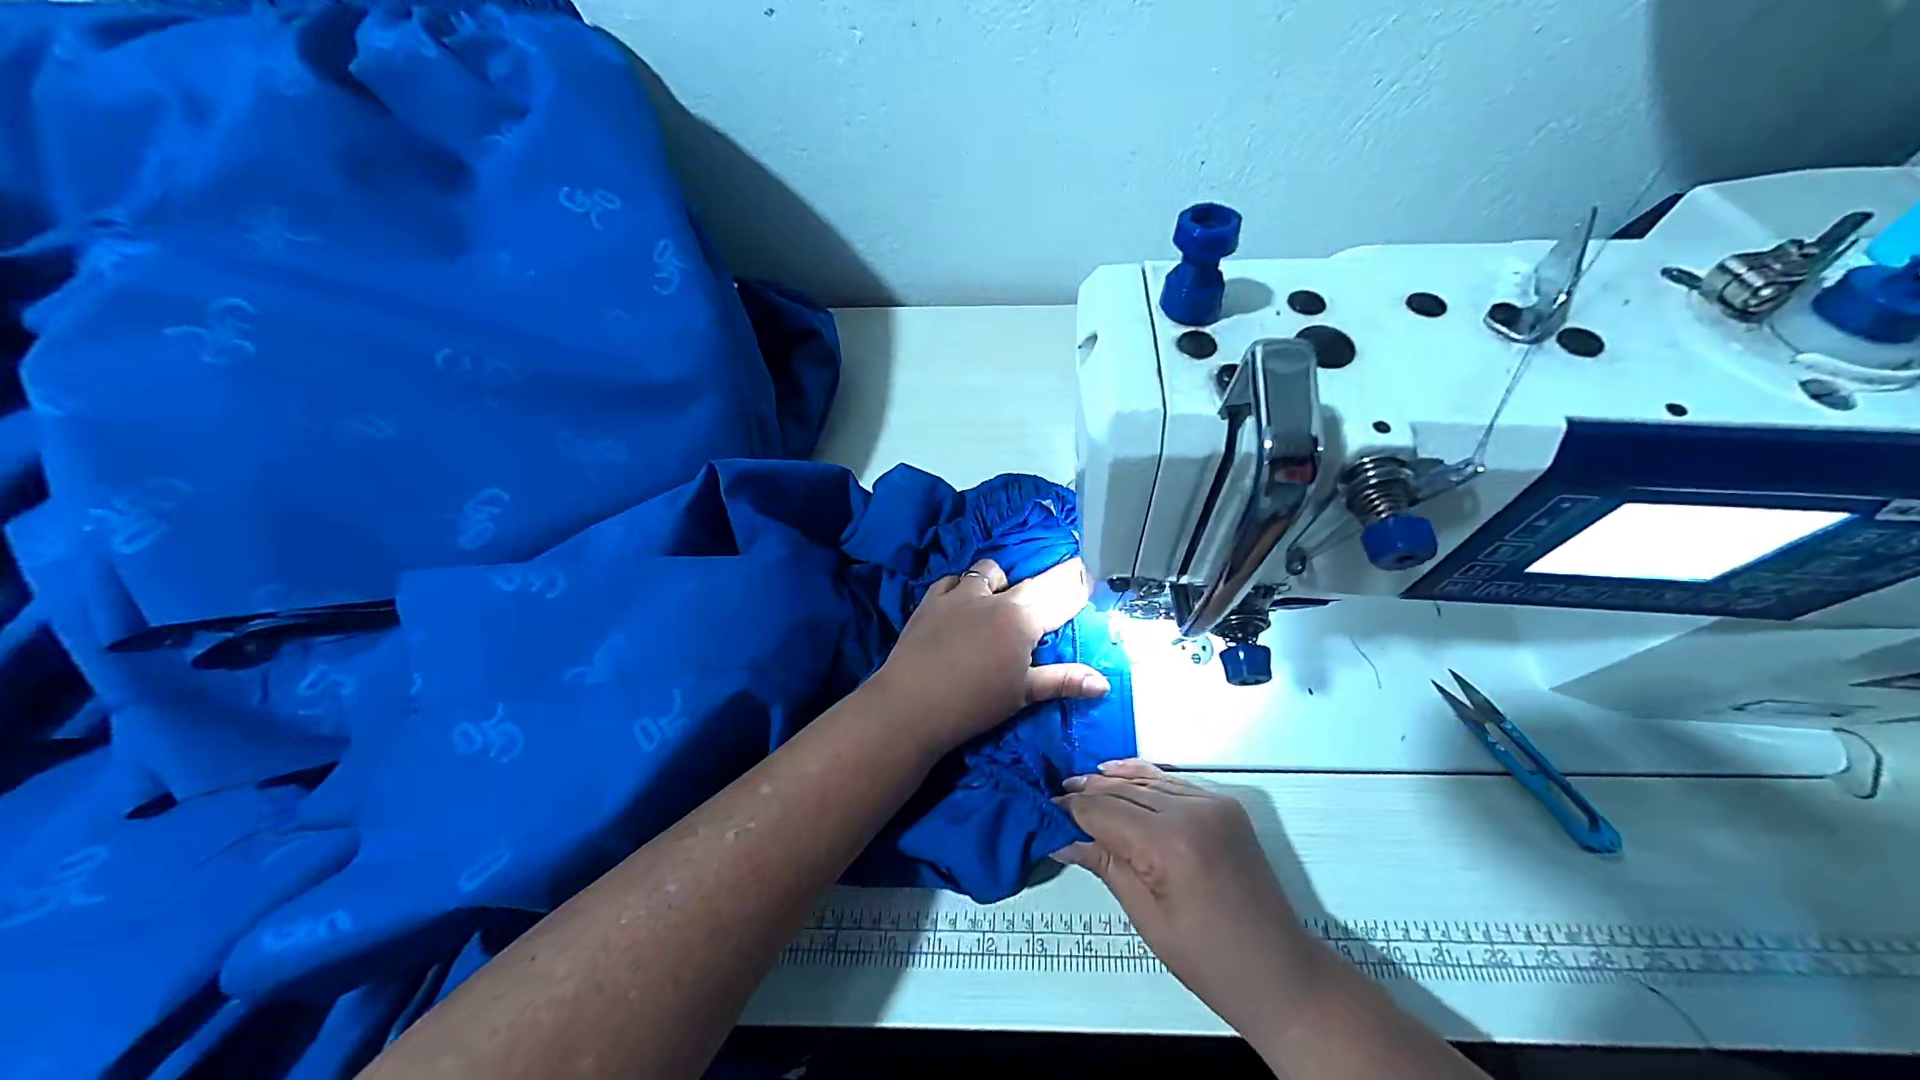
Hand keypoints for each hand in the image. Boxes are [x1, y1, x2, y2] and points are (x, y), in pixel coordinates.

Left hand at [867, 557, 1109, 754]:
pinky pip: (953, 579)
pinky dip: (963, 585)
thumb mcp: (1023, 694)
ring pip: (988, 571)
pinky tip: (963, 602)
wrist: (911, 704)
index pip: (1059, 594)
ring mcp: (959, 595)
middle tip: (1052, 592)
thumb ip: (1063, 681)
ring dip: (1000, 581)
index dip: (1076, 584)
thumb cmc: (975, 703)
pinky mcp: (930, 600)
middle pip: (1029, 582)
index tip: (1087, 577)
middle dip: (1046, 583)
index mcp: (1022, 620)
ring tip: (1000, 601)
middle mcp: (994, 598)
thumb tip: (1103, 683)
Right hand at [1053, 760, 1312, 1035]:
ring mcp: (1214, 804)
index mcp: (1170, 844)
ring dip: (1112, 781)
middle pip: (1123, 790)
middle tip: (1055, 795)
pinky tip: (1120, 776)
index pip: (1104, 811)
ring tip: (1079, 784)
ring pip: (1148, 779)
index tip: (1046, 809)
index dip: (1072, 809)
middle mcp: (1193, 812)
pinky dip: (1144, 779)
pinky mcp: (1225, 805)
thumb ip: (1105, 865)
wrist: (1281, 972)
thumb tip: (1064, 840)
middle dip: (1088, 792)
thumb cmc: (1210, 961)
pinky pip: (1173, 783)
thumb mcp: (1146, 917)